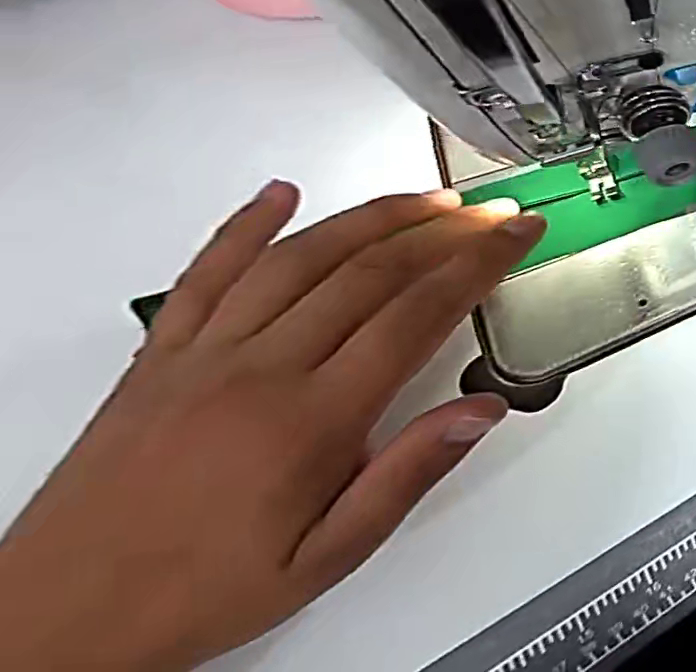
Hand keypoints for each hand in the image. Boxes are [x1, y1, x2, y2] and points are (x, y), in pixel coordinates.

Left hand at [0, 182, 545, 671]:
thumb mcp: (330, 554)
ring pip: (302, 258)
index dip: (482, 261)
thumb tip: (484, 409)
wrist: (44, 633)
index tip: (519, 234)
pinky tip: (278, 195)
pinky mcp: (156, 359)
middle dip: (450, 231)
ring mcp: (201, 358)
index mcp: (311, 418)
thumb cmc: (198, 593)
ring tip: (433, 199)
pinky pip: (202, 277)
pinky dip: (242, 227)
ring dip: (376, 217)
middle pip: (373, 272)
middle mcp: (257, 373)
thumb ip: (412, 473)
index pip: (420, 311)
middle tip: (497, 213)